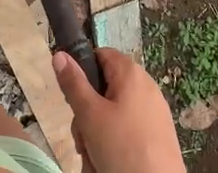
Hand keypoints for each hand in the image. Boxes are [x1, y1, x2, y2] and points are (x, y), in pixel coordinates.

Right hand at [54, 49, 184, 172]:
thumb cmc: (122, 147)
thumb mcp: (90, 116)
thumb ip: (73, 85)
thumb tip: (60, 55)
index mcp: (131, 73)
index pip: (100, 56)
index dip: (82, 73)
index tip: (73, 100)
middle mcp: (145, 85)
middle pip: (104, 90)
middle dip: (87, 116)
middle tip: (83, 138)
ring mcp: (153, 111)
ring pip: (113, 115)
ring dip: (98, 136)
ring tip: (95, 158)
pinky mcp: (157, 134)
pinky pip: (127, 132)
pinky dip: (114, 146)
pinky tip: (109, 165)